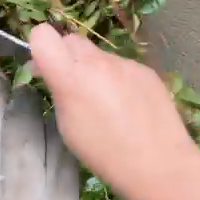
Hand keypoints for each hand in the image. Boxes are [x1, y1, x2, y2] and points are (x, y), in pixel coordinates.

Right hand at [27, 24, 199, 199]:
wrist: (158, 163)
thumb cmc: (104, 155)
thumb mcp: (68, 127)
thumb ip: (60, 92)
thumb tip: (56, 74)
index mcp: (71, 77)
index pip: (42, 35)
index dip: (40, 49)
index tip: (45, 70)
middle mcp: (98, 62)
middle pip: (72, 40)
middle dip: (66, 57)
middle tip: (72, 85)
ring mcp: (126, 64)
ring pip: (100, 56)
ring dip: (95, 71)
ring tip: (108, 105)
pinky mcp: (146, 71)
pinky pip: (123, 68)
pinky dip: (119, 80)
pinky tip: (130, 107)